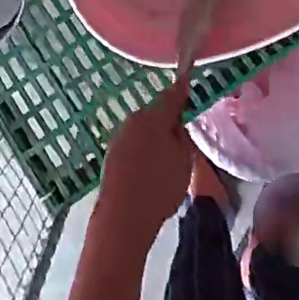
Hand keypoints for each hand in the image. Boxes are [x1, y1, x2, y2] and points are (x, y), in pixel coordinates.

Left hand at [96, 71, 193, 235]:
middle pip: (156, 113)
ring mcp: (119, 136)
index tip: (187, 80)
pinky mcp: (111, 154)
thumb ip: (183, 137)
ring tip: (165, 163)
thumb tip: (176, 124)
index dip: (182, 89)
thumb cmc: (159, 188)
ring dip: (154, 137)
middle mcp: (133, 120)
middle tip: (182, 142)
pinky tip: (148, 172)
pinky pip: (133, 144)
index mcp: (154, 117)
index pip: (172, 95)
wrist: (122, 218)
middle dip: (168, 121)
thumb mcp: (184, 161)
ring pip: (144, 129)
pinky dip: (143, 150)